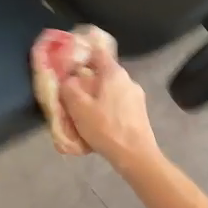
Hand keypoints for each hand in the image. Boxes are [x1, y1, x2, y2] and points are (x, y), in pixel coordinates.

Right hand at [60, 52, 160, 167]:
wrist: (136, 155)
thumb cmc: (106, 128)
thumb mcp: (79, 108)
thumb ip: (69, 88)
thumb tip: (68, 80)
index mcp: (114, 73)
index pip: (97, 52)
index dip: (82, 55)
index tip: (69, 65)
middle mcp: (128, 80)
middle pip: (103, 73)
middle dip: (87, 82)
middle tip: (72, 94)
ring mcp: (137, 96)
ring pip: (111, 90)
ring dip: (97, 97)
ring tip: (84, 113)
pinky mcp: (140, 112)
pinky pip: (118, 104)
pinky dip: (107, 109)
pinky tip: (99, 125)